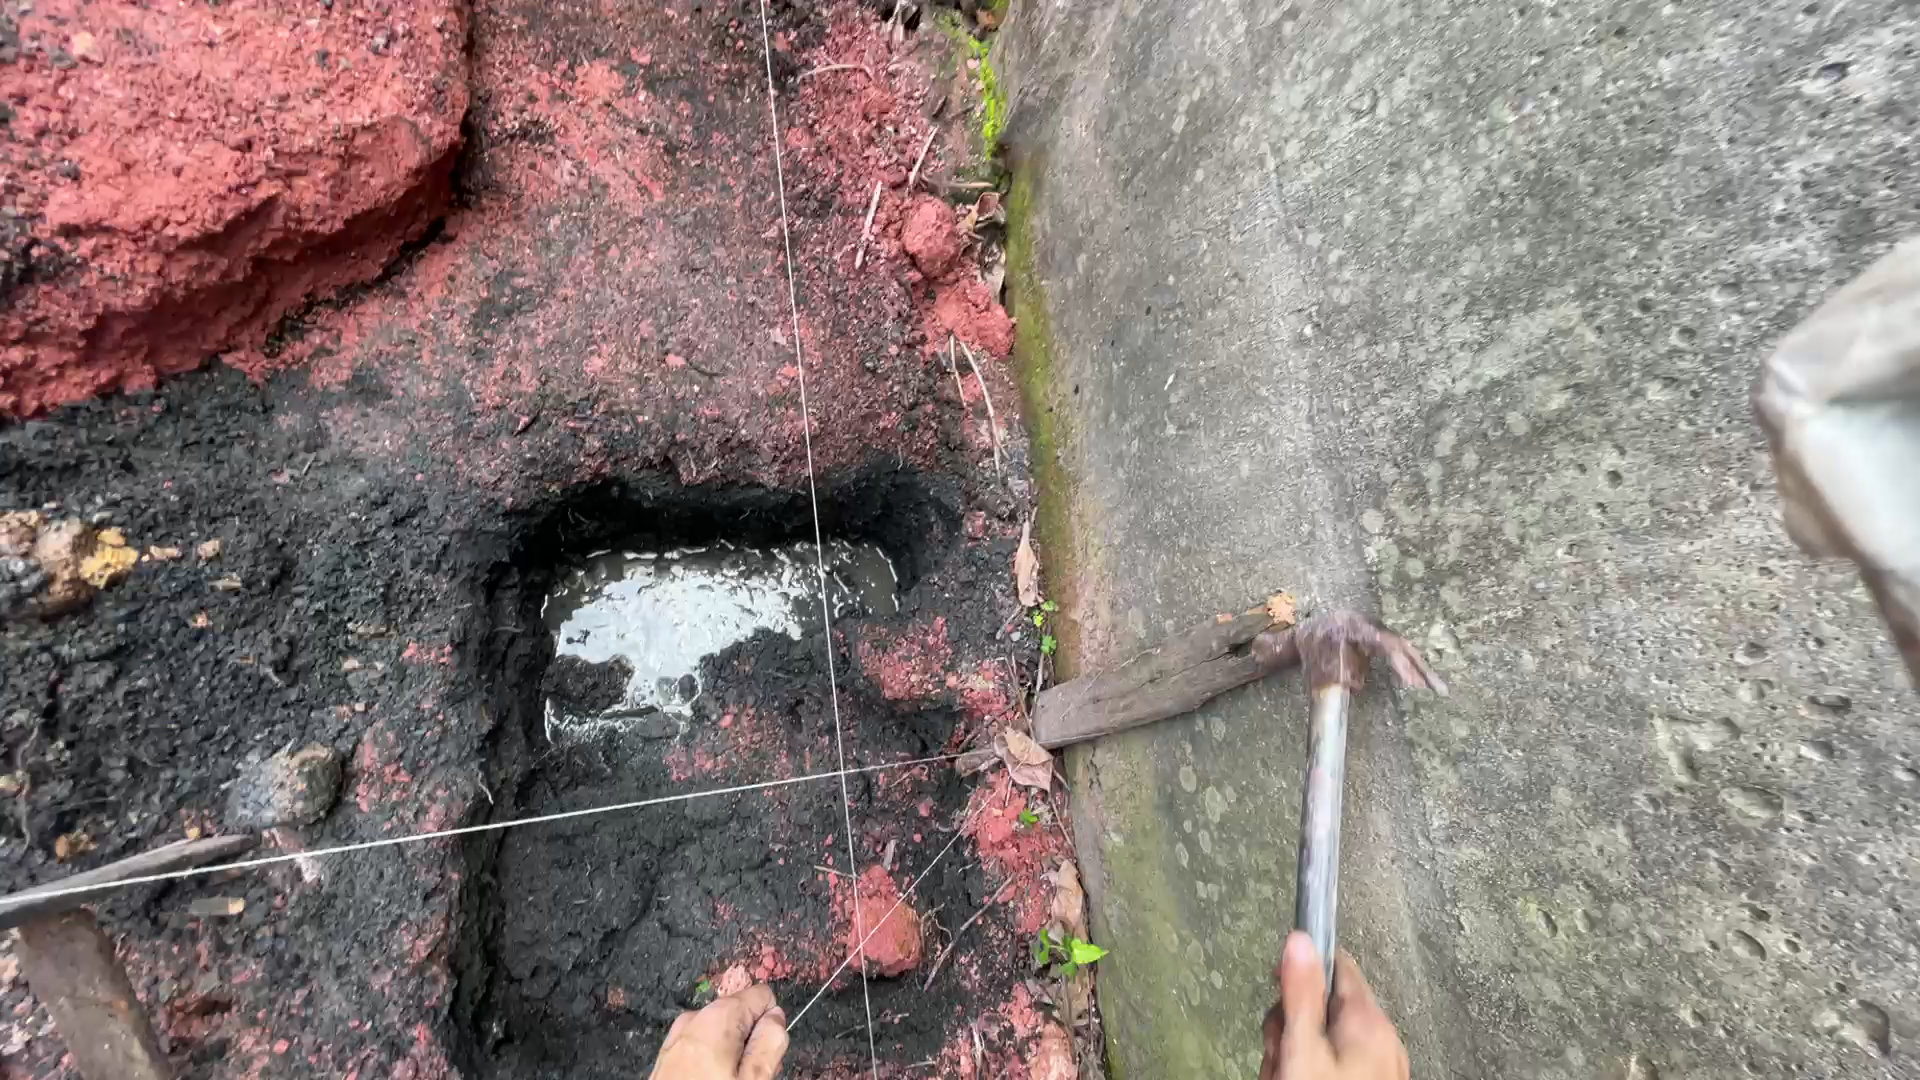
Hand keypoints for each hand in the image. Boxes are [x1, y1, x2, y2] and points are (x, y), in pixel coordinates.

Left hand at [648, 983, 788, 1079]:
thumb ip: (771, 1042)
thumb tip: (775, 1016)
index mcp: (719, 1014)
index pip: (763, 998)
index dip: (769, 1029)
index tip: (761, 1061)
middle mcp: (696, 1017)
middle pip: (741, 1016)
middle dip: (749, 1044)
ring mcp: (677, 1037)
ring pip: (721, 1034)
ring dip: (729, 1056)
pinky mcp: (666, 1057)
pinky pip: (701, 1048)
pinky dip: (709, 1064)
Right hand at [1260, 932, 1407, 1079]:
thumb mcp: (1301, 1048)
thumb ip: (1300, 991)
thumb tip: (1299, 938)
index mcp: (1370, 1021)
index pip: (1335, 963)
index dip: (1300, 972)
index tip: (1278, 993)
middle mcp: (1384, 1039)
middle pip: (1323, 1003)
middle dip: (1290, 1023)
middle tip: (1280, 1053)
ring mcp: (1382, 1068)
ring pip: (1324, 1036)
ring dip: (1294, 1051)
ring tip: (1285, 1075)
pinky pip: (1336, 1063)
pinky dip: (1312, 1070)